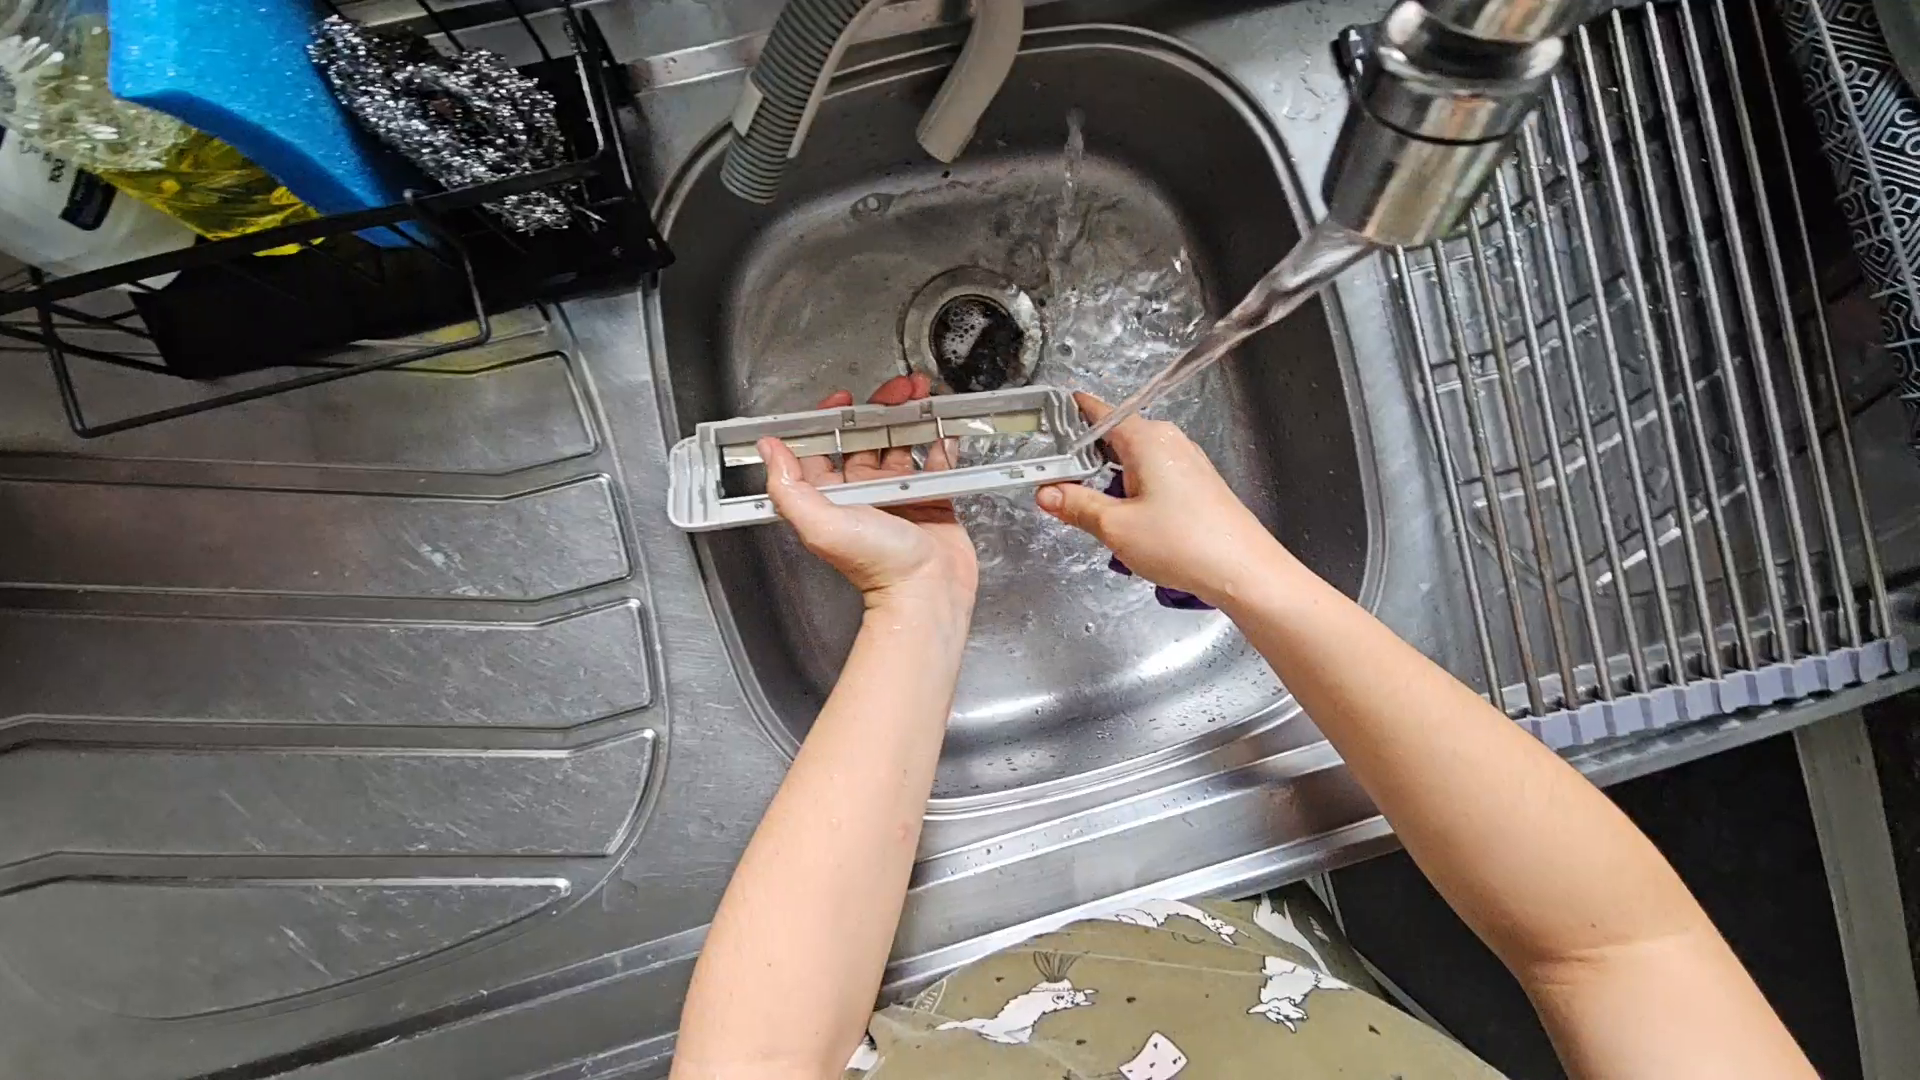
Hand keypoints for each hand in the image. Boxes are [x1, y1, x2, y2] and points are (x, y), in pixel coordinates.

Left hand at [760, 373, 977, 613]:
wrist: (928, 591)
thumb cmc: (878, 566)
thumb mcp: (820, 524)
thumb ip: (789, 486)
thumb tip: (768, 449)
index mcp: (835, 497)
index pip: (824, 447)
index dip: (830, 419)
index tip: (843, 399)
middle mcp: (865, 493)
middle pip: (868, 439)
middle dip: (880, 410)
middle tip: (897, 390)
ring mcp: (900, 495)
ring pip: (903, 445)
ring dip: (911, 419)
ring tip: (923, 398)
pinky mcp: (932, 500)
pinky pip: (936, 463)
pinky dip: (941, 444)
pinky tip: (944, 430)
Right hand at [1035, 392, 1289, 607]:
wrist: (1243, 571)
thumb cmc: (1186, 544)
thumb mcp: (1115, 526)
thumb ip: (1076, 505)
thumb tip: (1047, 493)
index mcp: (1147, 439)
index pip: (1100, 412)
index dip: (1071, 416)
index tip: (1048, 422)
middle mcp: (1168, 442)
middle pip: (1114, 439)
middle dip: (1085, 462)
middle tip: (1060, 487)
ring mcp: (1184, 462)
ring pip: (1131, 463)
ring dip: (1109, 484)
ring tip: (1097, 515)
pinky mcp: (1194, 485)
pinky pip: (1151, 478)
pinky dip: (1131, 494)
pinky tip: (1128, 522)